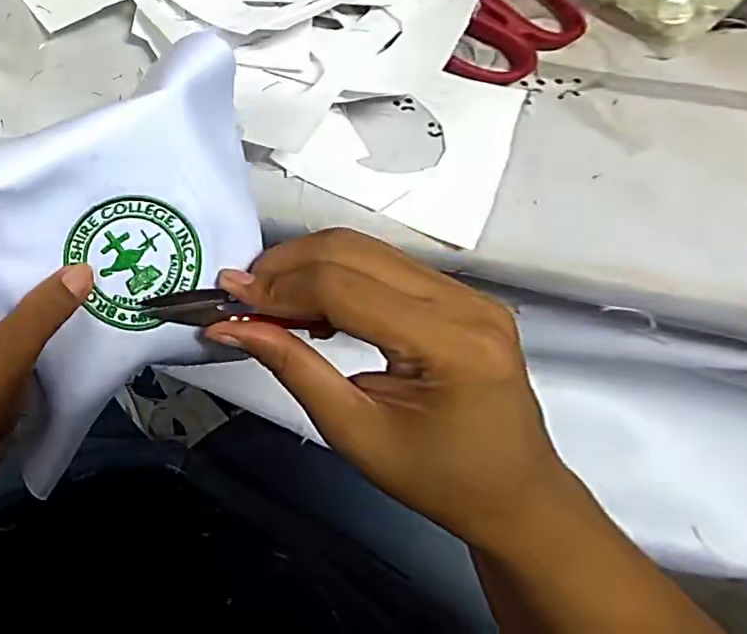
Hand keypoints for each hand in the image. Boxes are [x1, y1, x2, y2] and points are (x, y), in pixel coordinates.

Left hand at [0, 261, 93, 531]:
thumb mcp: (7, 354)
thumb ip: (44, 311)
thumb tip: (84, 267)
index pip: (1, 249)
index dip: (39, 241)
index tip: (84, 229)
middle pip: (17, 277)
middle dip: (57, 272)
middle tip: (108, 252)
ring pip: (28, 306)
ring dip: (60, 303)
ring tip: (112, 281)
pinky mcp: (1, 357)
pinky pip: (32, 333)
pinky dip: (56, 330)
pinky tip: (94, 320)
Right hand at [203, 229, 580, 550]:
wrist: (519, 501)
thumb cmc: (439, 478)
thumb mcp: (352, 430)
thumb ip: (289, 365)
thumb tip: (227, 325)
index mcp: (452, 346)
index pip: (342, 289)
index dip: (277, 288)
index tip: (228, 298)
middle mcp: (466, 306)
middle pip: (348, 251)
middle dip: (283, 266)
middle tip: (242, 295)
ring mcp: (466, 294)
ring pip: (358, 246)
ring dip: (301, 262)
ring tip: (268, 298)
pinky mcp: (455, 292)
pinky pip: (375, 259)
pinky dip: (327, 269)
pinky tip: (308, 301)